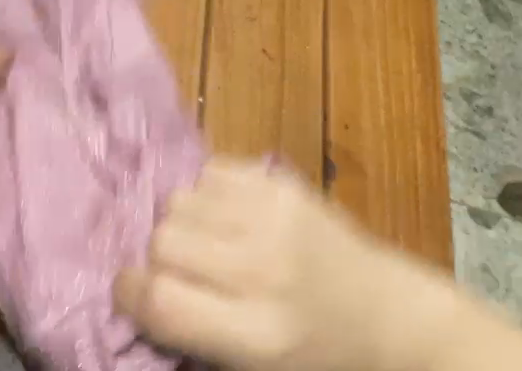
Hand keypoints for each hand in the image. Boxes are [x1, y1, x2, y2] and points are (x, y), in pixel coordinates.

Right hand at [114, 157, 450, 370]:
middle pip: (162, 240)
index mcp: (258, 335)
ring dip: (181, 222)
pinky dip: (206, 193)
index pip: (161, 301)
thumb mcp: (255, 368)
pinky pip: (207, 170)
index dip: (129, 293)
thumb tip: (134, 291)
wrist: (394, 319)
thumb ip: (192, 331)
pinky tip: (229, 217)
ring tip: (208, 242)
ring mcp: (274, 216)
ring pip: (178, 199)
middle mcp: (263, 270)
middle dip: (159, 258)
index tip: (128, 291)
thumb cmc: (319, 357)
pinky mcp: (282, 183)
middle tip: (183, 273)